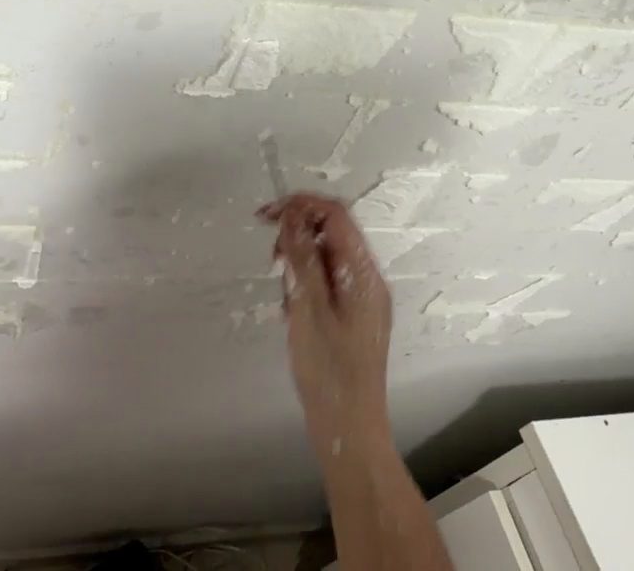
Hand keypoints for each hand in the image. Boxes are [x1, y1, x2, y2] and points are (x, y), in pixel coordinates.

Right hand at [260, 192, 393, 456]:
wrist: (348, 427)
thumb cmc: (328, 371)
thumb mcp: (308, 309)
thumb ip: (302, 258)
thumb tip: (292, 215)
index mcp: (364, 274)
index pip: (336, 215)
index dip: (301, 206)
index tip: (265, 216)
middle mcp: (368, 280)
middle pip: (332, 233)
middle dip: (296, 236)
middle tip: (272, 262)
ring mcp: (361, 299)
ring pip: (326, 258)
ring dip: (298, 263)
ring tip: (284, 296)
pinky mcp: (351, 316)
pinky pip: (326, 282)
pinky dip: (304, 286)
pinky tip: (292, 313)